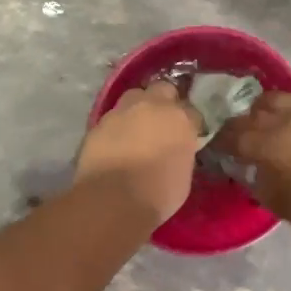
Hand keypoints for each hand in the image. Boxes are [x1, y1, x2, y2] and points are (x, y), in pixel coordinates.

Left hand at [74, 81, 201, 223]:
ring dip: (138, 109)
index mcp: (180, 118)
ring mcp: (121, 111)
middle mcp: (152, 106)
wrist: (112, 200)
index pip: (192, 112)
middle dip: (165, 101)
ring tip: (137, 129)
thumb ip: (182, 152)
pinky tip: (116, 142)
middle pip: (162, 90)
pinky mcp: (98, 123)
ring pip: (134, 97)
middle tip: (163, 122)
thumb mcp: (184, 175)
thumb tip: (176, 149)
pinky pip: (112, 118)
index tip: (188, 136)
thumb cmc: (158, 194)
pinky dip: (117, 126)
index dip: (190, 124)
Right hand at [216, 93, 290, 229]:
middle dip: (239, 125)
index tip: (217, 150)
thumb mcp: (284, 206)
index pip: (231, 135)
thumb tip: (253, 175)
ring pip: (273, 98)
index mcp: (265, 143)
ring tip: (267, 124)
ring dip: (263, 110)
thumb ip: (261, 187)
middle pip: (249, 113)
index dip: (220, 142)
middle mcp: (281, 118)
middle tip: (240, 139)